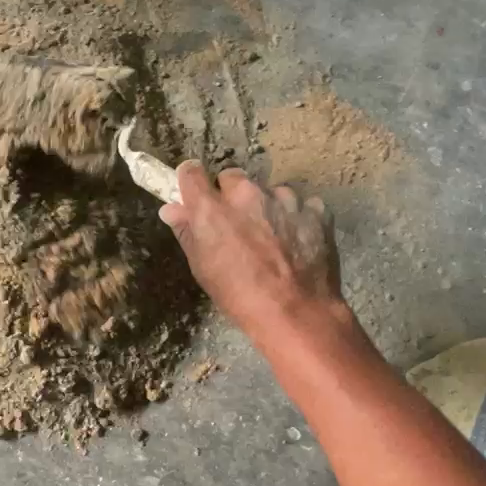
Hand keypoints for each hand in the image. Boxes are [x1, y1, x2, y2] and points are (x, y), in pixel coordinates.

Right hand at [159, 161, 344, 335]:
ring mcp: (285, 199)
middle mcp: (247, 194)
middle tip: (237, 225)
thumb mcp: (202, 269)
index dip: (191, 181)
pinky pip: (301, 205)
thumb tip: (171, 209)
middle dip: (231, 196)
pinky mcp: (315, 209)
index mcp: (212, 209)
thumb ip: (187, 232)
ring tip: (272, 239)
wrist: (296, 313)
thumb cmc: (239, 296)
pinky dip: (296, 218)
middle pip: (233, 178)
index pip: (191, 172)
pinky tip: (296, 243)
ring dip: (266, 207)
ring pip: (269, 191)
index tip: (194, 192)